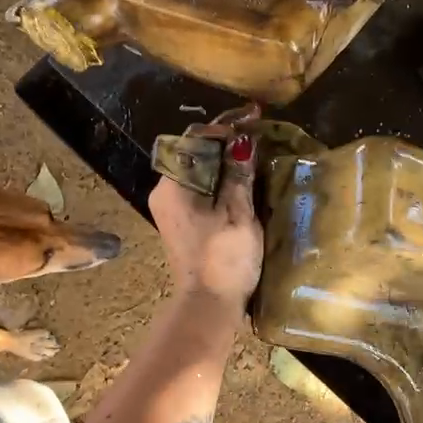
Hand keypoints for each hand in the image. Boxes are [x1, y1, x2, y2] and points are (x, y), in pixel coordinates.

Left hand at [148, 134, 262, 308]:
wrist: (209, 305)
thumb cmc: (223, 258)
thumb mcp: (238, 212)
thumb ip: (239, 174)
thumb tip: (244, 141)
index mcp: (173, 185)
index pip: (195, 139)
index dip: (225, 125)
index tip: (254, 117)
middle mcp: (165, 191)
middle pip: (194, 152)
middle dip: (225, 139)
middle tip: (257, 130)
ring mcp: (171, 208)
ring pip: (197, 169)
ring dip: (223, 158)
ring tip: (254, 148)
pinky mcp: (181, 221)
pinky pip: (199, 187)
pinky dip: (219, 177)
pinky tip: (242, 176)